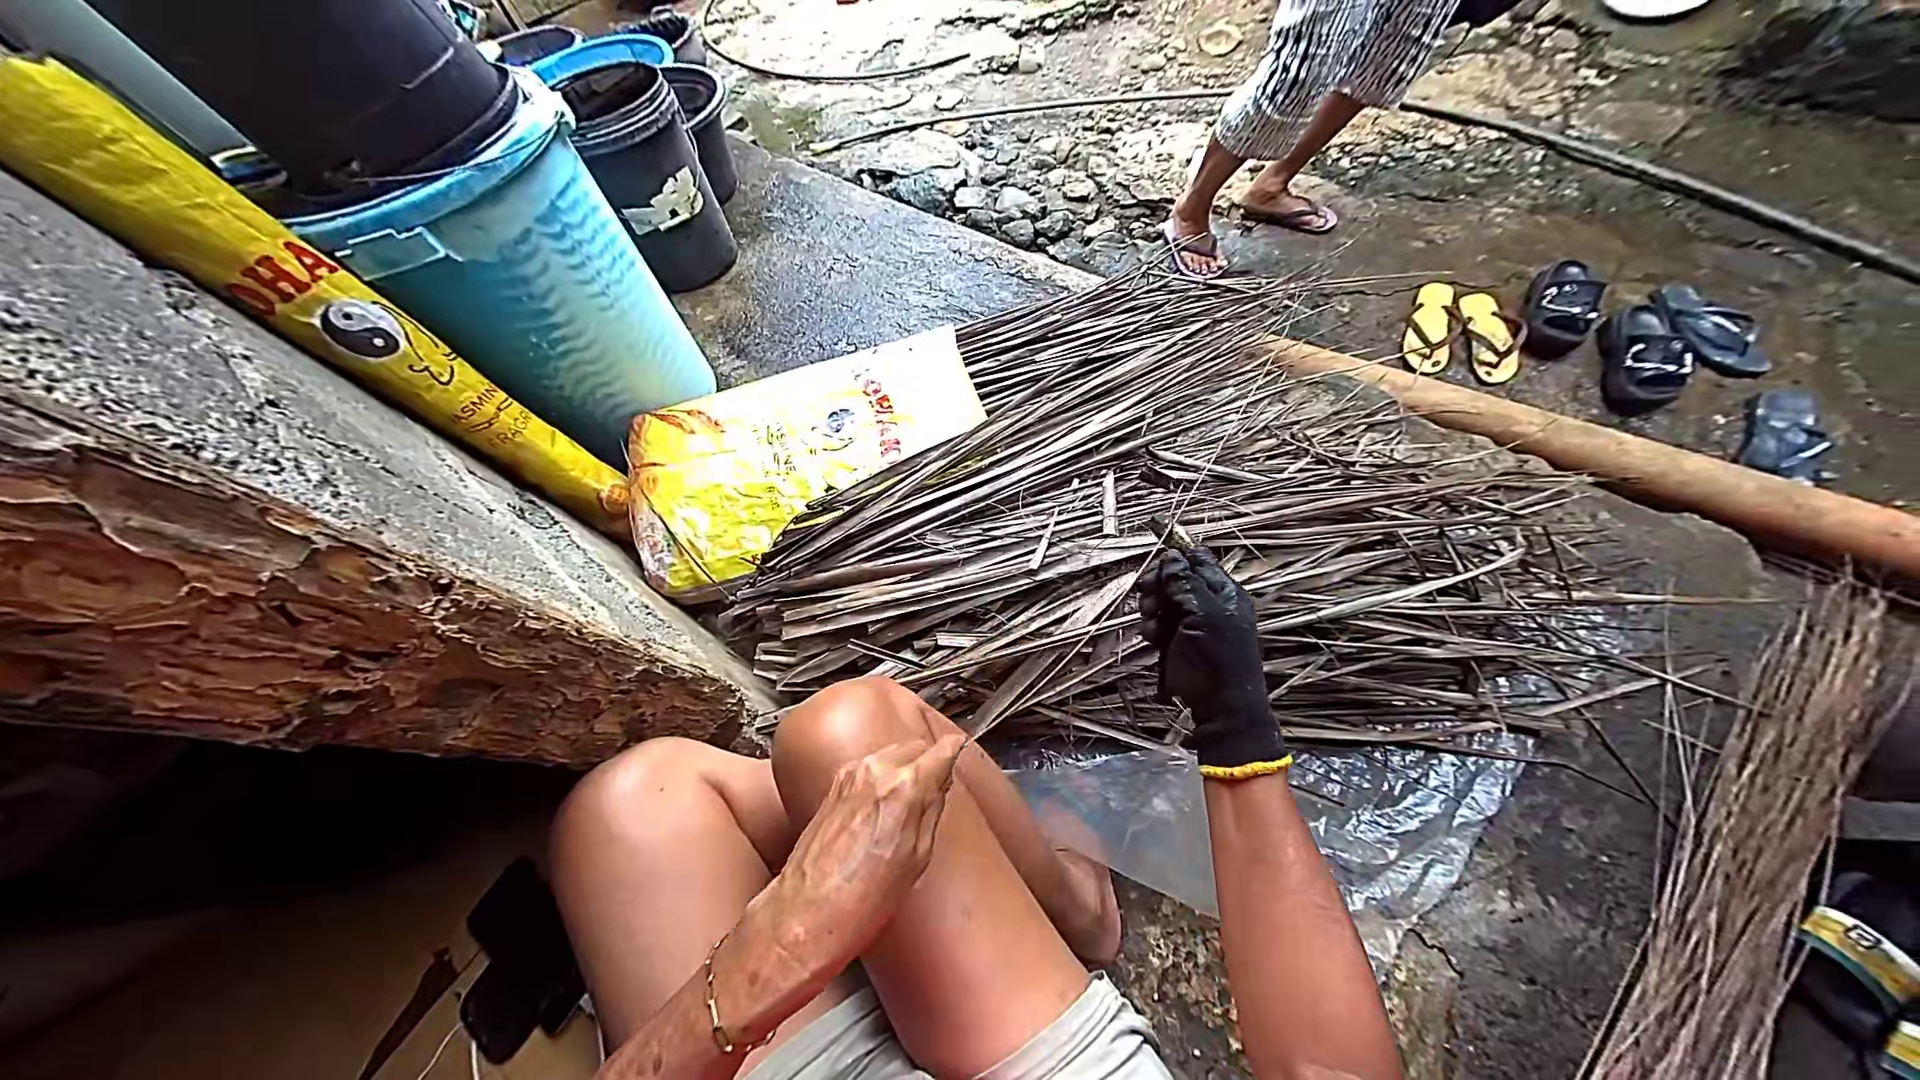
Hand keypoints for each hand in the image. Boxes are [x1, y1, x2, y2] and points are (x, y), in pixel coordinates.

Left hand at [723, 735, 965, 1030]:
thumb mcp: (918, 857)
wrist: (805, 913)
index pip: (941, 750)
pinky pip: (871, 766)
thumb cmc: (859, 899)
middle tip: (937, 788)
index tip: (959, 749)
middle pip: (915, 746)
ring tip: (909, 803)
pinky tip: (885, 806)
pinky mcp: (834, 783)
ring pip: (892, 753)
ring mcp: (851, 774)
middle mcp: (876, 771)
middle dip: (928, 761)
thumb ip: (932, 810)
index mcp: (904, 787)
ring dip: (905, 767)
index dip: (954, 749)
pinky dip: (883, 775)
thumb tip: (940, 785)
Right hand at [1136, 547, 1283, 769]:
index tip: (1156, 568)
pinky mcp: (1176, 639)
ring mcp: (1191, 622)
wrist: (1218, 708)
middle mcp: (1208, 603)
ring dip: (1152, 609)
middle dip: (1158, 587)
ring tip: (1155, 626)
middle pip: (1174, 578)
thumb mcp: (1204, 616)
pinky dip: (1152, 628)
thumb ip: (1186, 584)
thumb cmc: (1217, 661)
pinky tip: (1155, 638)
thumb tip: (1171, 556)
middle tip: (1151, 599)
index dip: (1175, 559)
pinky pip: (1157, 622)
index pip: (1197, 560)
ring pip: (1162, 600)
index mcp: (1224, 592)